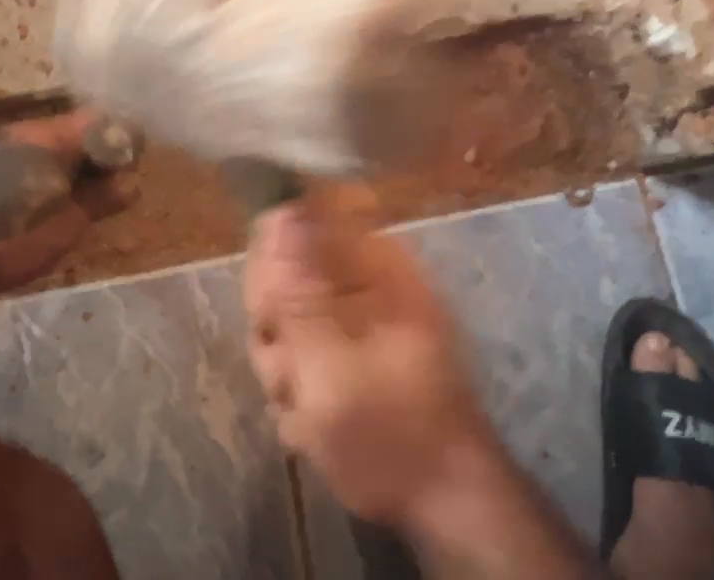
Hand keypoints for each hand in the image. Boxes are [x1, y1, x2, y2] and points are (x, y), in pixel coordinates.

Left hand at [0, 110, 118, 293]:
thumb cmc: (6, 237)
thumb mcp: (67, 224)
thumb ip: (100, 199)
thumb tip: (131, 182)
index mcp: (49, 136)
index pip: (102, 120)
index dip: (125, 142)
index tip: (132, 173)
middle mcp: (20, 133)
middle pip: (73, 133)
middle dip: (95, 160)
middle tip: (107, 197)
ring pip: (43, 152)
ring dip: (65, 173)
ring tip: (72, 210)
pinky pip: (17, 167)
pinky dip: (36, 182)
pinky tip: (31, 215)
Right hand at [242, 187, 495, 528]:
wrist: (443, 501)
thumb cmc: (390, 432)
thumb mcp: (330, 367)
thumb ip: (296, 294)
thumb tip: (278, 212)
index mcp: (372, 268)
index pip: (300, 223)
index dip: (272, 266)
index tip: (269, 315)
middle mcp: (367, 284)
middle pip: (287, 278)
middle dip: (277, 333)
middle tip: (293, 376)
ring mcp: (361, 322)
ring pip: (288, 324)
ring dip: (286, 371)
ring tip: (309, 410)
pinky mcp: (355, 358)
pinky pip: (304, 356)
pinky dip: (303, 392)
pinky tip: (315, 427)